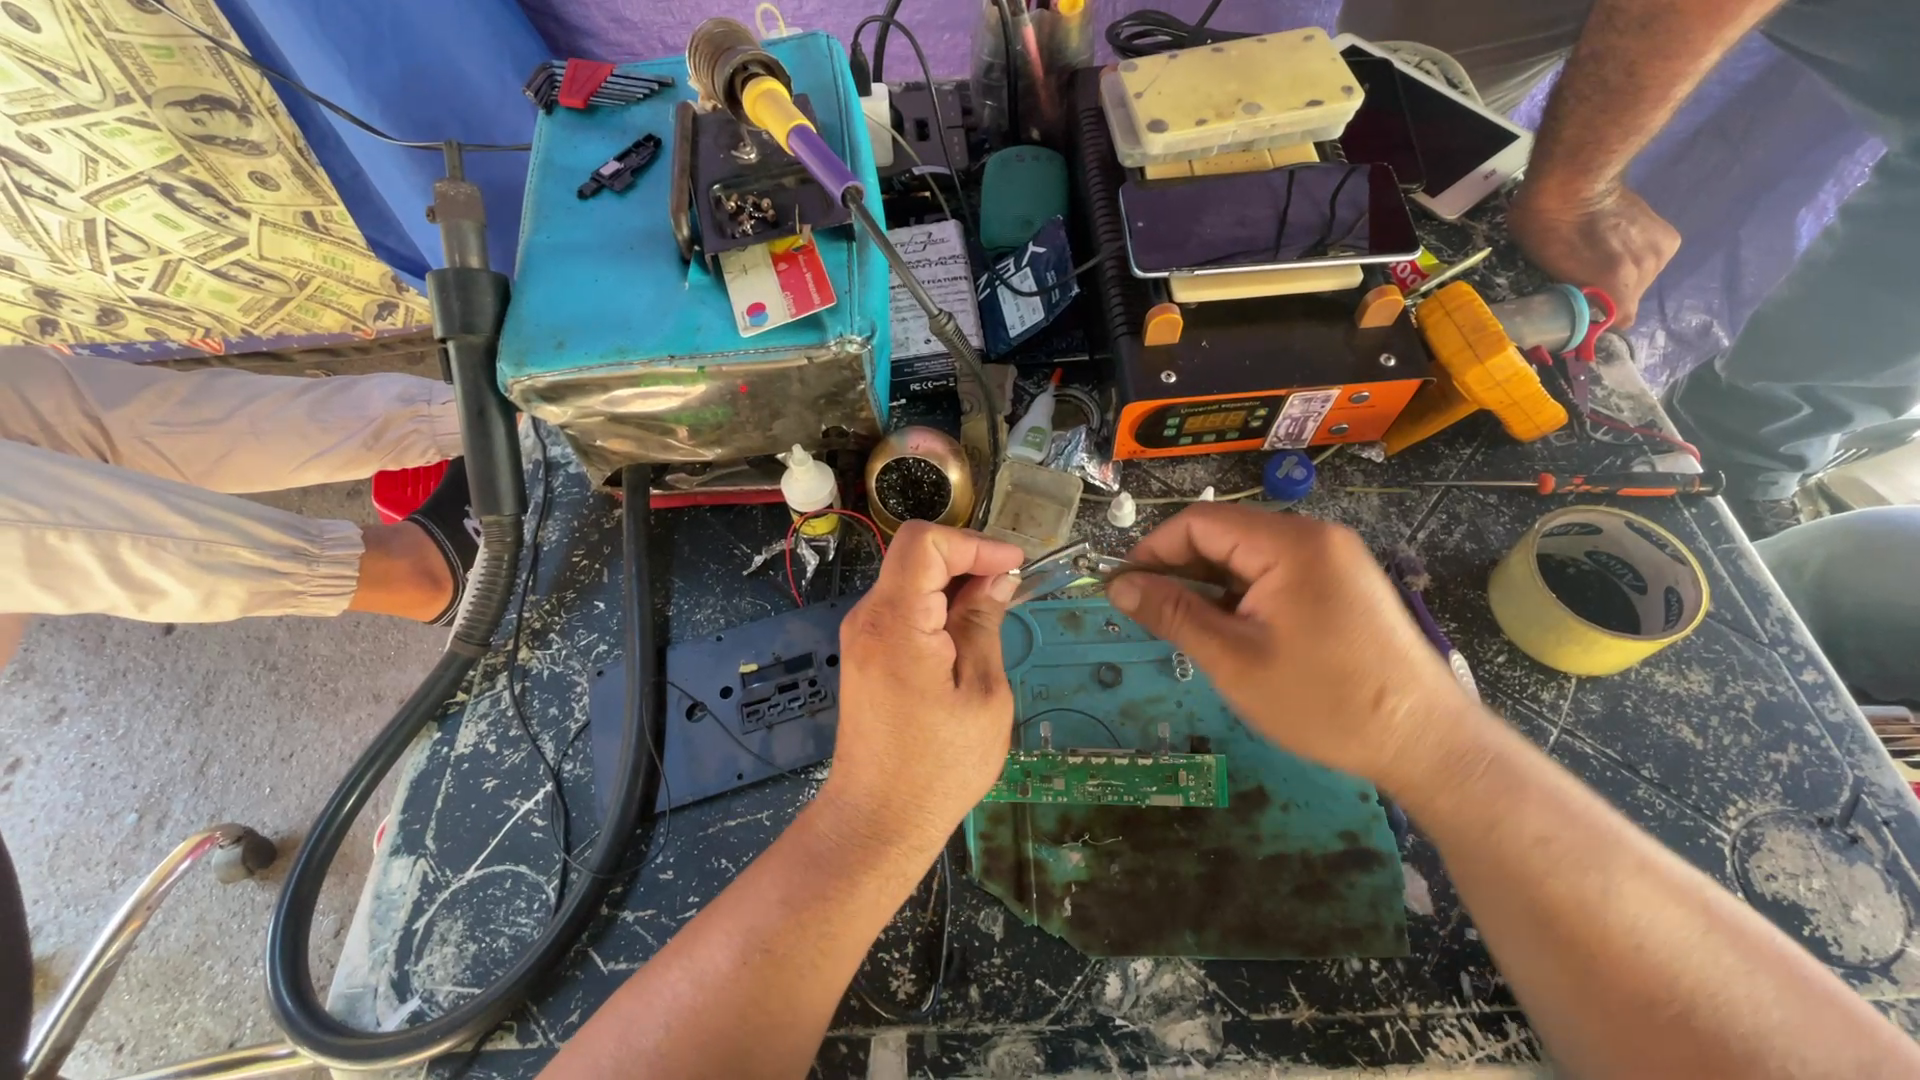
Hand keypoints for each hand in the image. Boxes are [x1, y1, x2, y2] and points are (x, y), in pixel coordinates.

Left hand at [821, 522, 1023, 851]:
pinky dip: (937, 608)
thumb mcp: (982, 694)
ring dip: (954, 586)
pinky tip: (966, 637)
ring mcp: (861, 636)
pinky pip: (902, 609)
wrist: (878, 819)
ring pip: (910, 580)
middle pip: (916, 557)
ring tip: (995, 616)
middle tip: (1011, 591)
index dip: (974, 543)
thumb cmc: (939, 767)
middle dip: (968, 561)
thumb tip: (995, 580)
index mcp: (895, 622)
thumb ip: (984, 625)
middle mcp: (867, 618)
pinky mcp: (865, 654)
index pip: (925, 542)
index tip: (1013, 567)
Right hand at [1105, 505, 1485, 790]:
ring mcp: (1334, 559)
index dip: (1152, 551)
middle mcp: (1314, 536)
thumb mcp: (1234, 660)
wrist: (1425, 742)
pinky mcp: (1344, 584)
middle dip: (1179, 570)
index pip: (1199, 522)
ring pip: (1248, 557)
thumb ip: (1173, 614)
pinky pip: (1276, 574)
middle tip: (1151, 616)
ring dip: (1210, 586)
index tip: (1122, 589)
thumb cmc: (1324, 701)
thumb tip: (1120, 586)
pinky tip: (1233, 632)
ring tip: (1189, 631)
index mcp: (1289, 543)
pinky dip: (1243, 596)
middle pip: (1225, 535)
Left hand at [1509, 183, 1678, 327]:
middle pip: (1630, 299)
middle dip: (1609, 295)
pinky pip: (1651, 261)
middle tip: (1587, 281)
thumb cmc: (1546, 229)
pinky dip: (1637, 259)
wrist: (1575, 182)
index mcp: (1616, 283)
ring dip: (1624, 276)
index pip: (1619, 321)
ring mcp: (1662, 250)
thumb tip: (1583, 308)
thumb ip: (1574, 294)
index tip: (1583, 314)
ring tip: (1603, 260)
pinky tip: (1619, 247)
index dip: (1599, 319)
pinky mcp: (1670, 235)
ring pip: (1642, 280)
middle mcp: (1647, 269)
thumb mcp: (1549, 271)